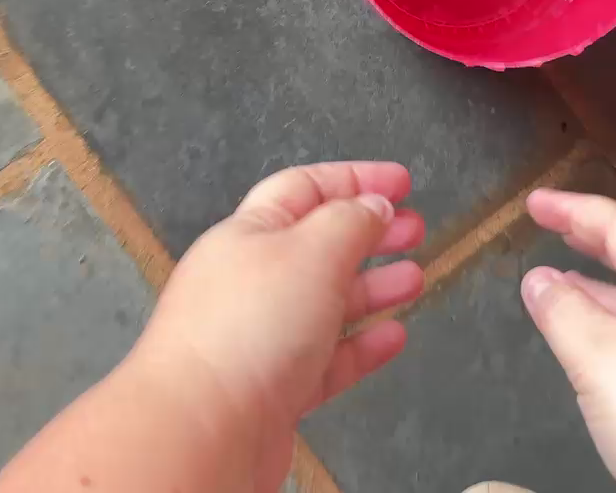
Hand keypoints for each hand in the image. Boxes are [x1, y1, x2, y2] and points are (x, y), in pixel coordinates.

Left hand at [127, 162, 427, 489]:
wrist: (200, 436)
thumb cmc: (251, 326)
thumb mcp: (312, 250)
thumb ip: (351, 221)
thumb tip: (375, 206)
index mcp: (251, 232)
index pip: (306, 186)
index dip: (356, 178)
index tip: (401, 182)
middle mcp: (252, 279)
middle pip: (320, 242)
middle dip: (370, 231)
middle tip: (415, 229)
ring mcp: (261, 336)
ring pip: (327, 300)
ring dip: (373, 286)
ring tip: (415, 278)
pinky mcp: (273, 390)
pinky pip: (326, 357)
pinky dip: (362, 344)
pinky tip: (393, 337)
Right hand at [520, 189, 615, 492]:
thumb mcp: (599, 356)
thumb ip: (562, 310)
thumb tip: (538, 278)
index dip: (576, 210)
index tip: (535, 203)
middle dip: (593, 236)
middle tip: (551, 223)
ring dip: (599, 282)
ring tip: (558, 278)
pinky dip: (610, 322)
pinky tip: (589, 342)